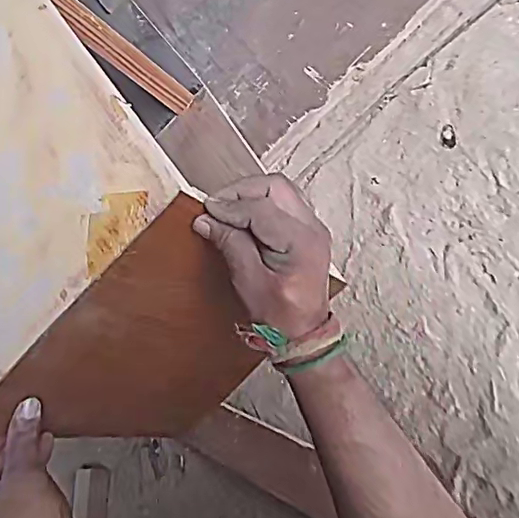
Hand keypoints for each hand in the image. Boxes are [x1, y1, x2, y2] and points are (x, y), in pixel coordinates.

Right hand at [192, 174, 332, 338]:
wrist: (303, 331)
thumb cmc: (280, 315)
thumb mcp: (249, 282)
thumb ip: (230, 245)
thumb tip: (207, 220)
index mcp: (302, 242)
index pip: (260, 208)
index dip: (228, 207)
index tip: (206, 212)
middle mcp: (312, 228)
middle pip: (275, 186)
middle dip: (240, 191)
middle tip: (215, 207)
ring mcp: (312, 226)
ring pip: (279, 188)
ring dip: (249, 193)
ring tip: (226, 210)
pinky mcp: (305, 228)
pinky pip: (282, 200)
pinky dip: (259, 201)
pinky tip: (242, 216)